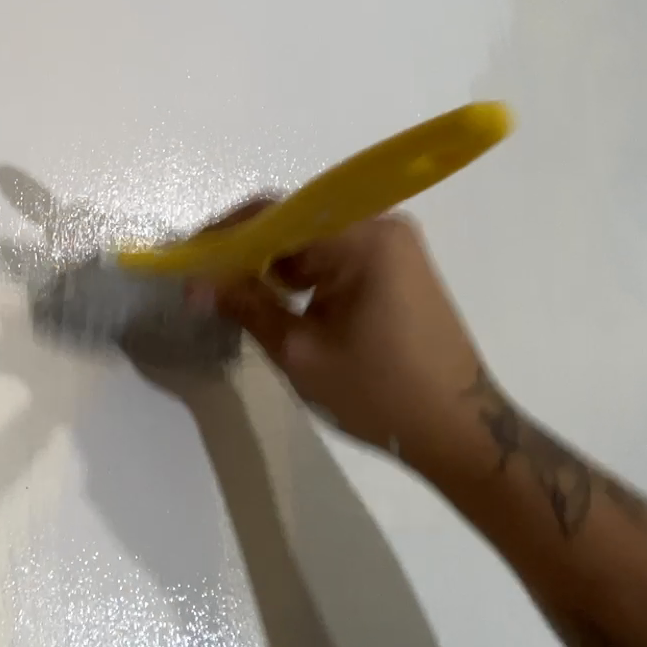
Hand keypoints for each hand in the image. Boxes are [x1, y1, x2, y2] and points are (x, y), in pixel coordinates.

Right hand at [189, 204, 482, 464]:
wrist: (458, 431)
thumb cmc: (378, 393)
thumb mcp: (298, 351)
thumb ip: (243, 306)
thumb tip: (191, 284)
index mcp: (362, 239)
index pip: (274, 214)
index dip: (224, 235)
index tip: (187, 263)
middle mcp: (379, 226)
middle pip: (292, 221)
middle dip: (244, 250)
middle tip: (204, 282)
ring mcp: (390, 246)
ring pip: (308, 239)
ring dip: (269, 264)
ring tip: (230, 296)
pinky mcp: (393, 266)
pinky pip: (330, 255)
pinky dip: (297, 274)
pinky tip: (274, 301)